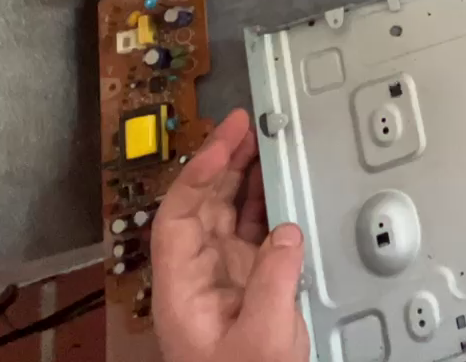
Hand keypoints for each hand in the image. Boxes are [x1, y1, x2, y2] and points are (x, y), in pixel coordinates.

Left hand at [153, 109, 311, 361]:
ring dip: (245, 176)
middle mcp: (199, 279)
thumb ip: (274, 279)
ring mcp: (225, 280)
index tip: (225, 139)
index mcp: (183, 291)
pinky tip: (279, 183)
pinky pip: (255, 229)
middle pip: (203, 206)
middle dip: (223, 162)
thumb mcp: (261, 338)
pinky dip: (267, 200)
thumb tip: (287, 230)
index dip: (198, 172)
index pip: (179, 216)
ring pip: (228, 213)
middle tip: (247, 126)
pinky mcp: (251, 284)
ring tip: (264, 143)